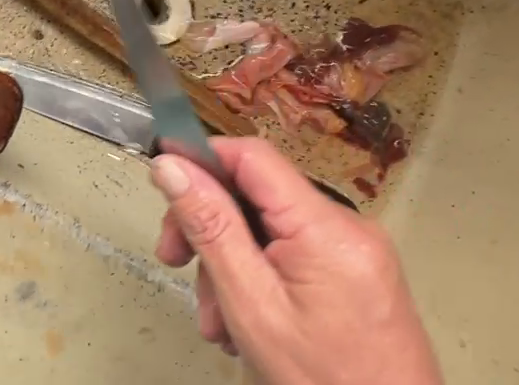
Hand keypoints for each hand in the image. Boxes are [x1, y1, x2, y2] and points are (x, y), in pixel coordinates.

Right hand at [151, 138, 441, 384]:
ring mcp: (356, 252)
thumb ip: (210, 227)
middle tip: (173, 259)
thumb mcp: (251, 305)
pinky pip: (289, 251)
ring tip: (217, 317)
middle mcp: (349, 228)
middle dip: (207, 224)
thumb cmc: (325, 383)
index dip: (200, 157)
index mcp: (327, 229)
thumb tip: (171, 165)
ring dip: (227, 260)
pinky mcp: (357, 274)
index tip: (161, 183)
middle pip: (253, 193)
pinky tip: (242, 317)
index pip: (251, 156)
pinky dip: (257, 274)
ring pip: (265, 227)